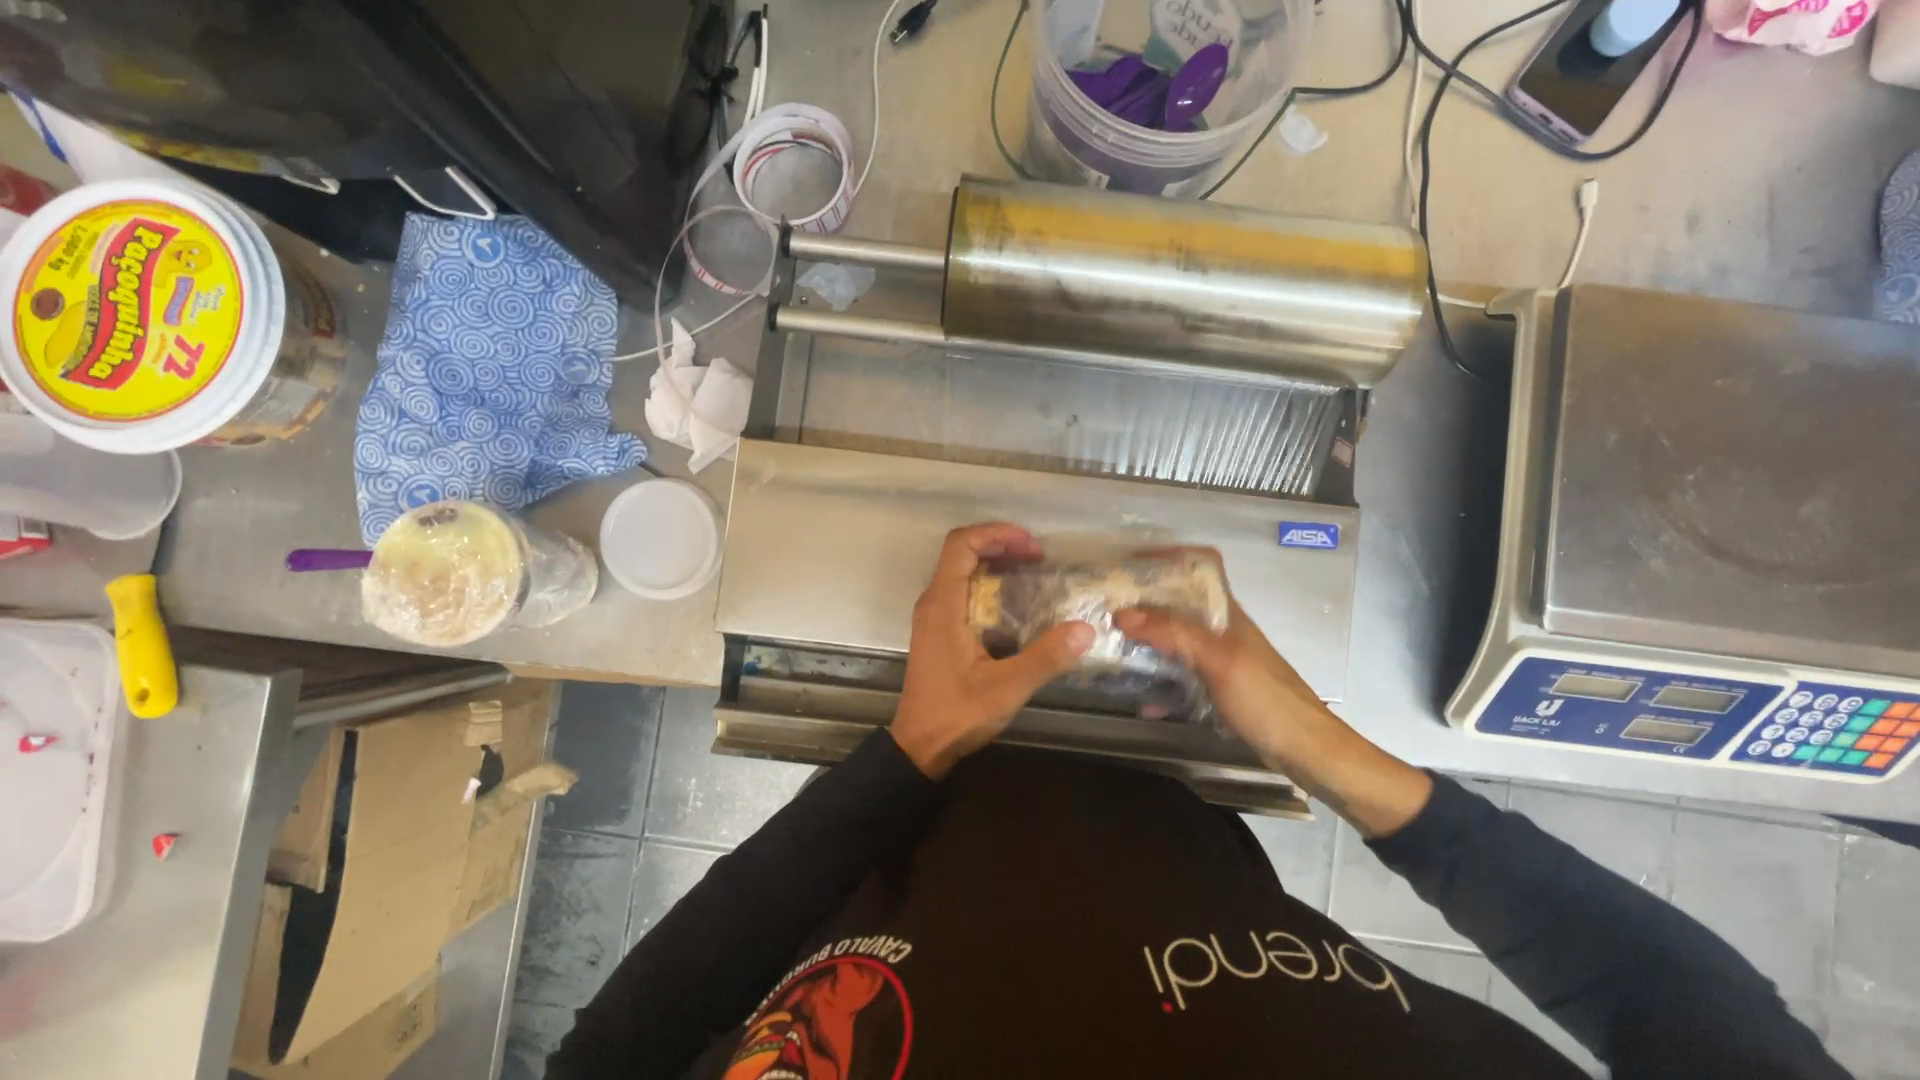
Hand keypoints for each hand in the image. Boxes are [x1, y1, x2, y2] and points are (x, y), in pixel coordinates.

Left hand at [891, 523, 1093, 778]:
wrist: (920, 745)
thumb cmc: (957, 713)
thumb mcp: (1007, 687)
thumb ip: (1046, 657)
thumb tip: (1086, 630)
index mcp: (943, 605)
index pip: (961, 545)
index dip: (996, 533)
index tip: (1031, 545)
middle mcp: (933, 603)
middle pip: (962, 553)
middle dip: (1001, 546)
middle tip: (1039, 558)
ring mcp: (933, 617)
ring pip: (961, 572)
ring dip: (995, 564)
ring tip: (1033, 573)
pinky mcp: (938, 632)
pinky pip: (962, 592)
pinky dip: (989, 585)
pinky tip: (1017, 604)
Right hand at [1114, 550, 1432, 837]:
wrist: (1307, 751)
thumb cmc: (1267, 700)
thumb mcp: (1218, 661)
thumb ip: (1174, 633)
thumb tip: (1124, 613)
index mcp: (1227, 612)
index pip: (1201, 565)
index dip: (1168, 557)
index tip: (1129, 566)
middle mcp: (1222, 629)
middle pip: (1181, 602)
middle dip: (1144, 602)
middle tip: (1106, 610)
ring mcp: (1222, 659)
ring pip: (1177, 638)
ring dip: (1147, 640)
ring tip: (1113, 648)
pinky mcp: (1219, 688)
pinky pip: (1181, 675)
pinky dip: (1160, 682)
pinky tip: (1143, 701)